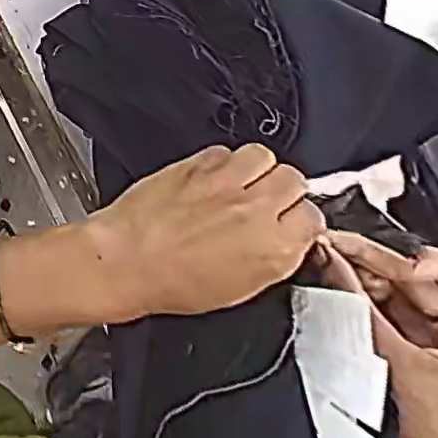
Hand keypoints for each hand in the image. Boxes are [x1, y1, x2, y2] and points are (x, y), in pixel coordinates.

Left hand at [79, 145, 324, 320]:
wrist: (125, 259)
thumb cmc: (171, 280)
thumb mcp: (241, 287)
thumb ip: (272, 256)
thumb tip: (282, 240)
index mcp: (273, 248)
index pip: (312, 217)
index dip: (299, 218)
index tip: (287, 219)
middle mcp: (253, 210)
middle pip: (293, 178)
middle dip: (283, 188)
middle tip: (264, 198)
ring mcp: (222, 183)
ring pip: (262, 155)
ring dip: (255, 167)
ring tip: (239, 183)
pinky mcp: (192, 166)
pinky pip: (222, 150)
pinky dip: (220, 161)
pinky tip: (209, 178)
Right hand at [322, 233, 437, 437]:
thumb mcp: (404, 363)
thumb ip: (362, 306)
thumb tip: (334, 260)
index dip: (434, 261)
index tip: (395, 260)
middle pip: (430, 286)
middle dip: (383, 265)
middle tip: (339, 249)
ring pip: (406, 300)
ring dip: (369, 282)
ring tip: (332, 266)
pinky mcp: (422, 364)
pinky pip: (394, 320)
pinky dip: (367, 304)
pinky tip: (341, 290)